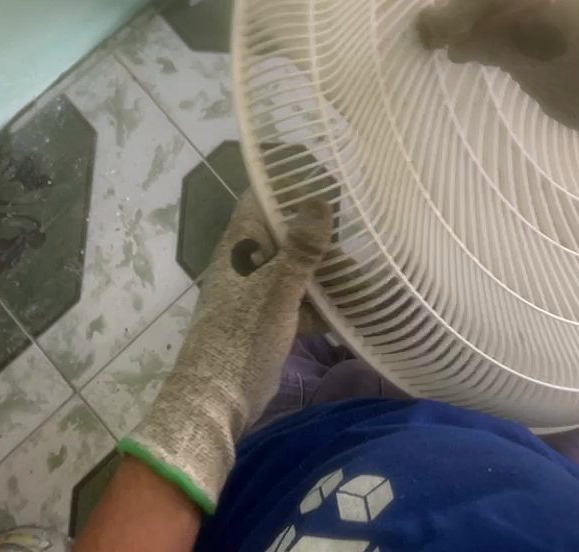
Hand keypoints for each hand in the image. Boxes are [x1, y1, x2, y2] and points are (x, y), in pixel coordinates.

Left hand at [119, 193, 333, 512]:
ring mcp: (257, 290)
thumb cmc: (242, 335)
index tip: (327, 178)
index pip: (262, 197)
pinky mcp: (267, 320)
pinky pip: (299, 299)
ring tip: (362, 262)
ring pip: (294, 266)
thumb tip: (320, 201)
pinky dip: (321, 300)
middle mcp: (247, 260)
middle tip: (355, 221)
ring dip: (323, 266)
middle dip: (317, 227)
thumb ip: (301, 247)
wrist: (216, 400)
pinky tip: (353, 305)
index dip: (289, 183)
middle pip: (283, 230)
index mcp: (241, 243)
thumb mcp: (278, 287)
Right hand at [417, 0, 578, 210]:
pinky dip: (524, 26)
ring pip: (530, 0)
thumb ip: (498, 52)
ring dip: (497, 22)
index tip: (434, 32)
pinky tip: (509, 51)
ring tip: (470, 53)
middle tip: (442, 41)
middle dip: (473, 15)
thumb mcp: (543, 81)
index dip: (458, 6)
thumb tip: (456, 43)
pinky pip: (551, 9)